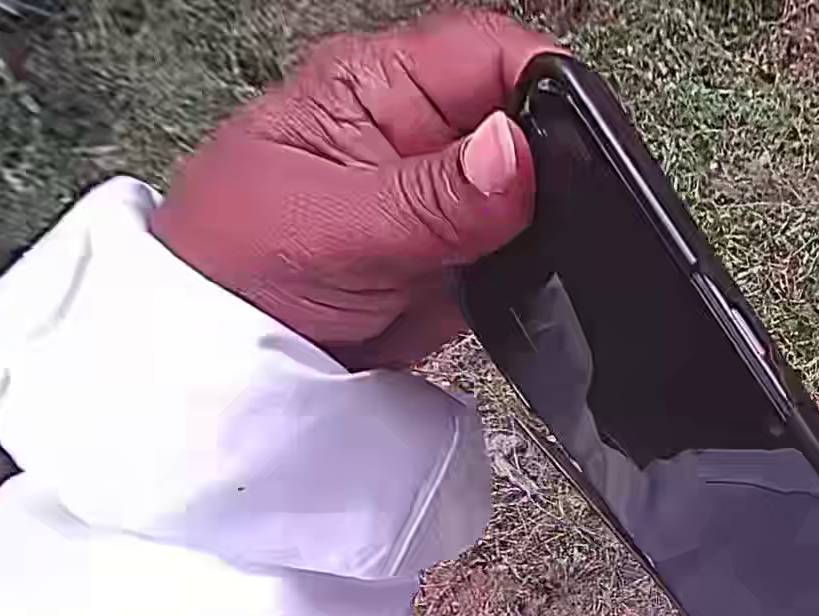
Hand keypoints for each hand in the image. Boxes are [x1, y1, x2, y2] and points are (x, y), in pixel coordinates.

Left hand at [151, 11, 557, 370]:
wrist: (249, 358)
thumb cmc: (244, 266)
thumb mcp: (336, 223)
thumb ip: (430, 197)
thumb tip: (513, 157)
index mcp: (381, 92)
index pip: (486, 55)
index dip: (541, 84)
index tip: (574, 142)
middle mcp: (423, 145)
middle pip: (521, 129)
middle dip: (551, 171)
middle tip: (548, 220)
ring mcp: (448, 212)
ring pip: (528, 202)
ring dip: (545, 230)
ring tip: (521, 262)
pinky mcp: (462, 266)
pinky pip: (517, 260)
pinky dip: (533, 274)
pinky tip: (521, 289)